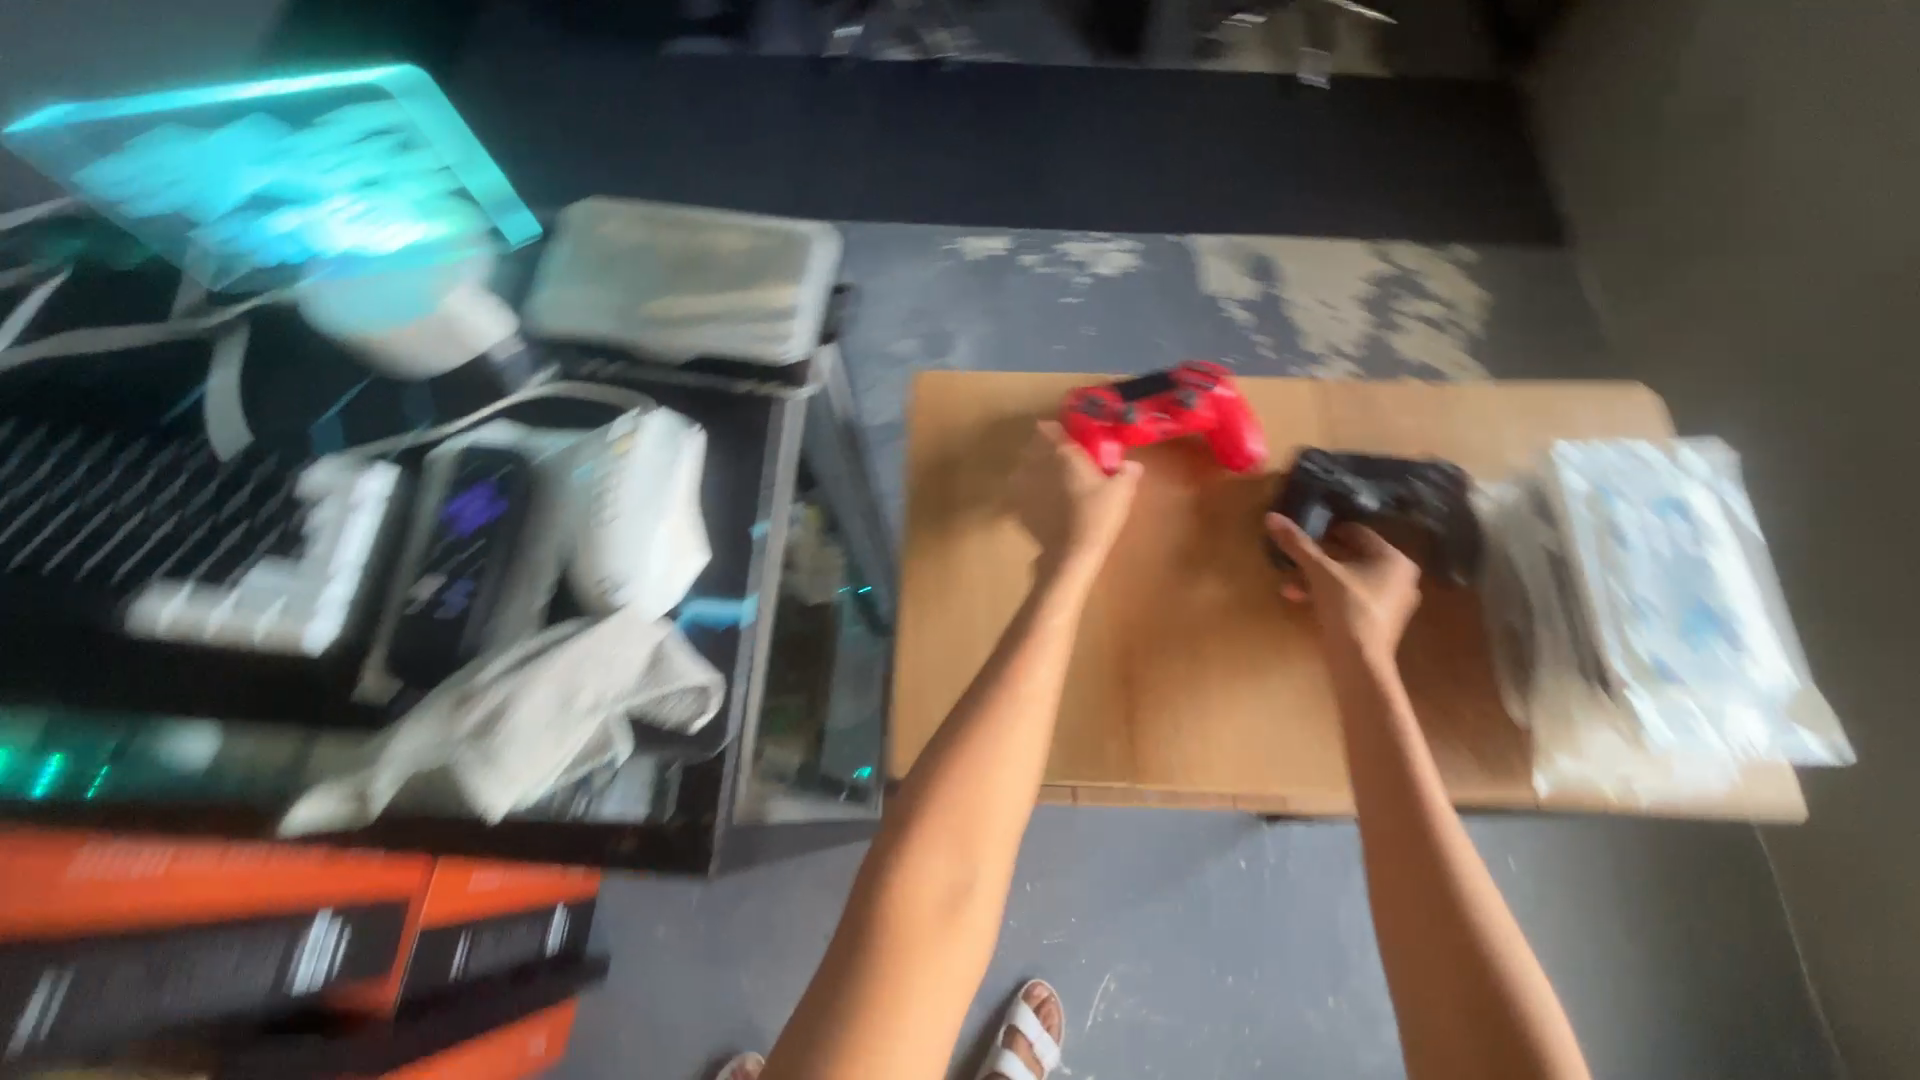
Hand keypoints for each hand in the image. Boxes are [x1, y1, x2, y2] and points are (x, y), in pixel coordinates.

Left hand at [1008, 421, 1142, 580]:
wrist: (1070, 554)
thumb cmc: (1097, 516)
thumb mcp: (1121, 492)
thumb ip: (1127, 473)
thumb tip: (1131, 465)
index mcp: (1063, 454)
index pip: (1049, 429)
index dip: (1054, 429)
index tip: (1063, 434)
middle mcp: (1038, 465)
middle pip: (1033, 448)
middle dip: (1043, 449)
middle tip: (1059, 459)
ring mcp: (1024, 488)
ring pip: (1023, 469)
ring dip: (1032, 471)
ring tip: (1047, 481)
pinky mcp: (1018, 509)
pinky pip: (1020, 494)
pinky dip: (1028, 494)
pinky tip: (1040, 504)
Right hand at [1267, 514, 1421, 657]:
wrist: (1359, 659)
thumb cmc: (1347, 606)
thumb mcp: (1318, 571)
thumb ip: (1297, 544)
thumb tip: (1272, 516)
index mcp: (1394, 558)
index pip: (1357, 533)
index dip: (1327, 532)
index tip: (1304, 536)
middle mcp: (1401, 577)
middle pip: (1353, 558)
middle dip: (1319, 561)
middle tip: (1295, 562)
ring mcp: (1395, 601)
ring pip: (1351, 580)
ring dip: (1320, 580)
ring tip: (1291, 587)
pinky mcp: (1383, 622)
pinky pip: (1355, 599)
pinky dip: (1331, 597)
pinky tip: (1304, 601)